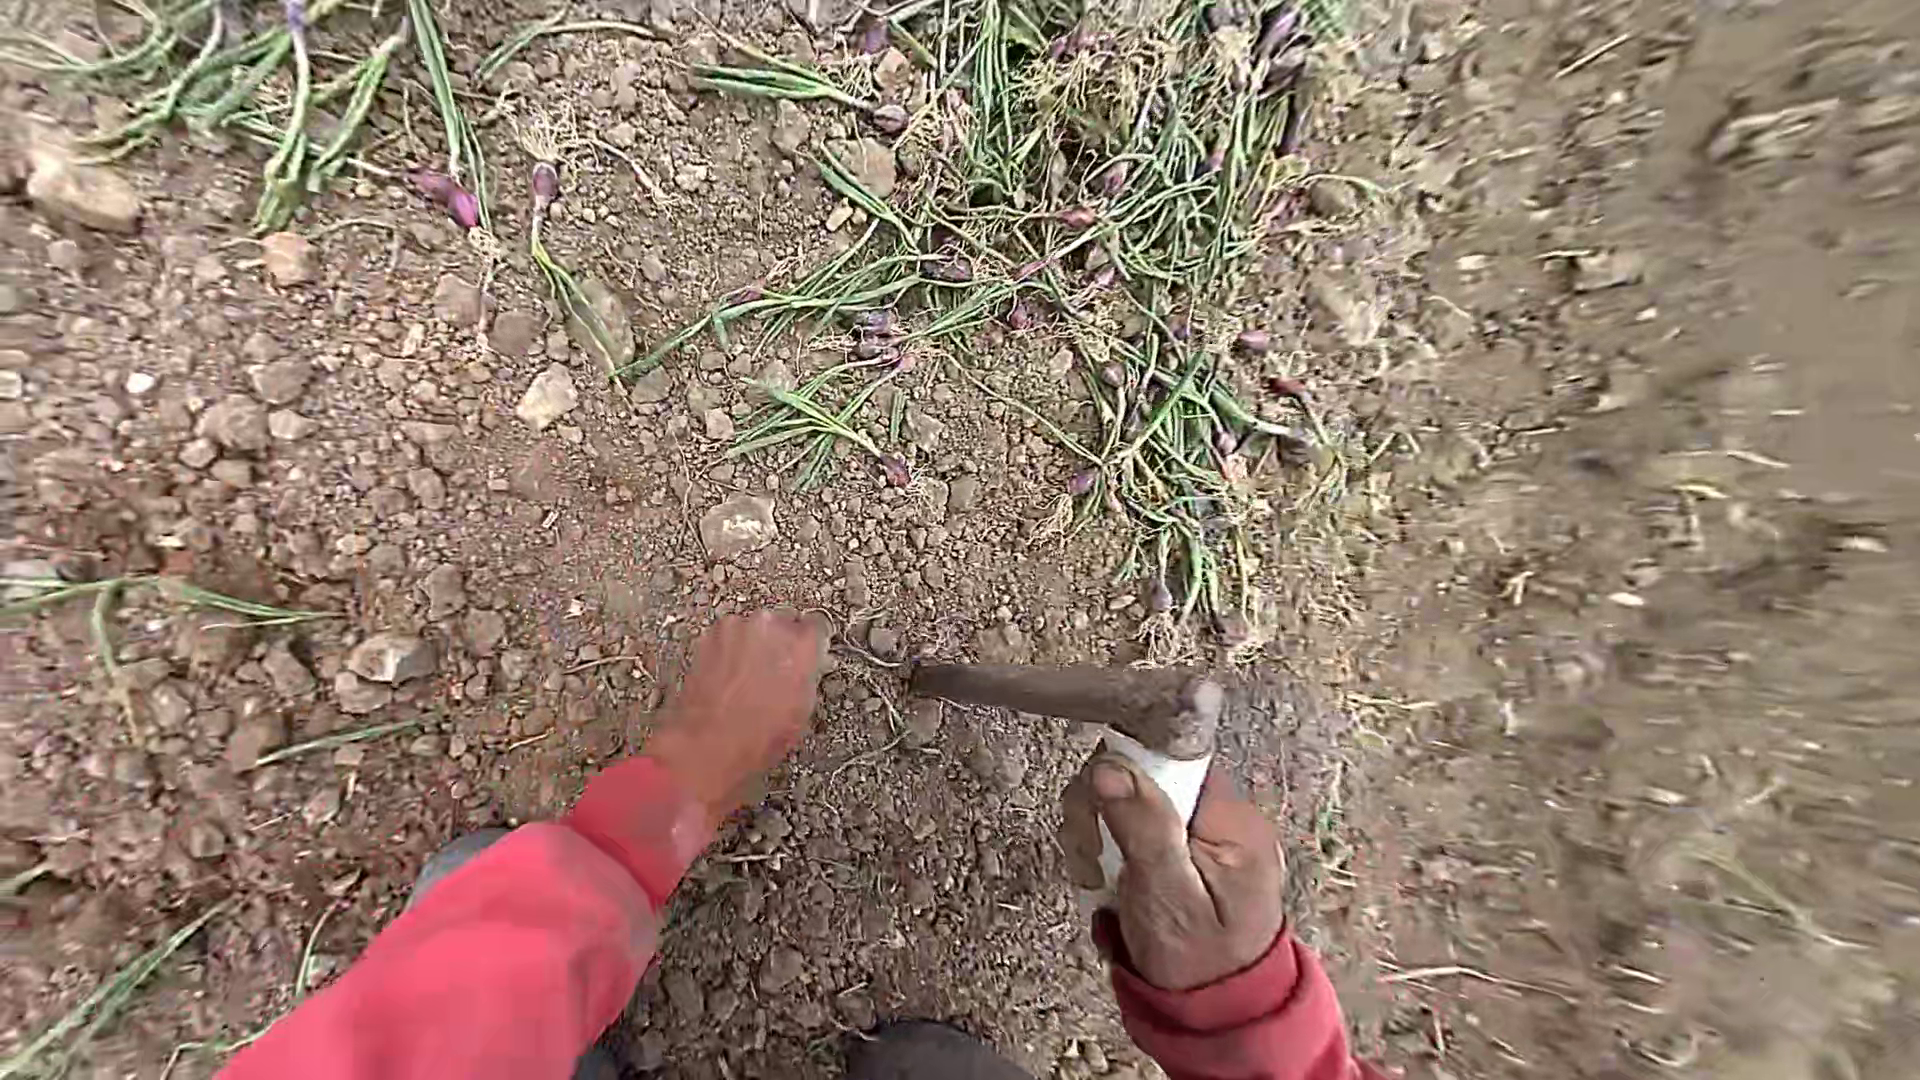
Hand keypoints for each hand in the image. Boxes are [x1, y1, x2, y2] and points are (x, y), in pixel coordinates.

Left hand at [645, 610, 826, 821]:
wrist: (709, 744)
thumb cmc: (756, 734)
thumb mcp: (802, 709)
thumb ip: (808, 675)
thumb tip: (805, 668)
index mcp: (802, 644)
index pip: (815, 627)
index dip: (807, 644)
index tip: (803, 653)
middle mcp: (773, 627)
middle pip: (783, 623)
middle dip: (778, 643)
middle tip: (773, 671)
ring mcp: (740, 627)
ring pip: (753, 628)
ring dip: (752, 644)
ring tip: (746, 677)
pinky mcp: (712, 634)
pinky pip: (728, 635)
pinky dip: (728, 649)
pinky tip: (727, 676)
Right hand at [1061, 751, 1285, 990]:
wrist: (1212, 1019)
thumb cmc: (1198, 965)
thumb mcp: (1168, 897)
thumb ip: (1143, 827)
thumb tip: (1109, 766)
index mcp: (1230, 818)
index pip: (1168, 754)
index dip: (1126, 771)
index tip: (1102, 805)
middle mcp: (1212, 812)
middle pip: (1137, 771)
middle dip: (1100, 808)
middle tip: (1092, 855)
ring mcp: (1189, 826)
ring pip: (1120, 792)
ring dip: (1094, 829)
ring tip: (1096, 874)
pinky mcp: (1167, 841)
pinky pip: (1120, 817)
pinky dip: (1100, 842)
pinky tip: (1101, 874)